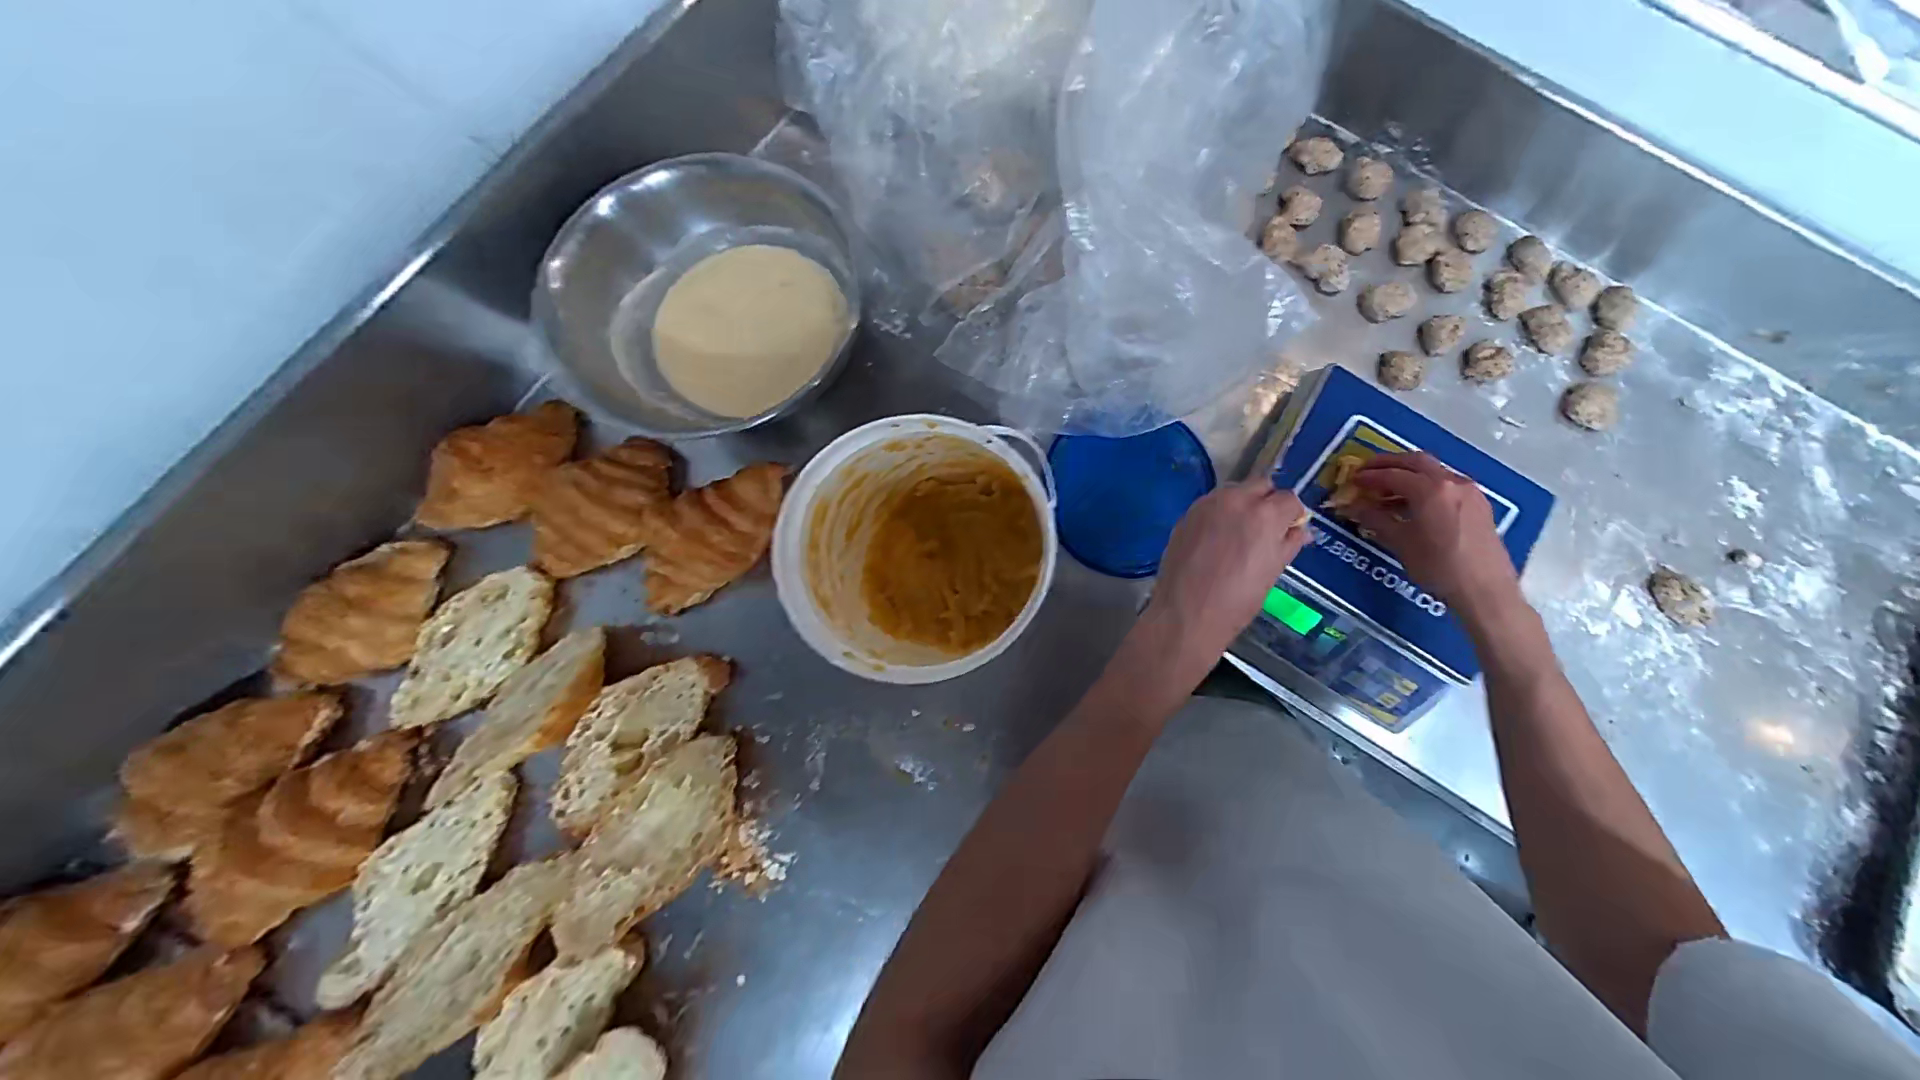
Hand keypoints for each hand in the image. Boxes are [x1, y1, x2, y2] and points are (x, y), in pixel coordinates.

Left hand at [1132, 477, 1310, 687]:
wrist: (1185, 613)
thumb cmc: (1237, 600)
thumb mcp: (1272, 572)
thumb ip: (1288, 543)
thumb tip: (1300, 530)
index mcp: (1264, 514)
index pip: (1290, 499)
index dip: (1292, 515)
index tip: (1288, 530)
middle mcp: (1234, 500)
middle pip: (1261, 486)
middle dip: (1268, 502)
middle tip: (1265, 530)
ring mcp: (1206, 505)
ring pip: (1234, 492)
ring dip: (1242, 505)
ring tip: (1239, 536)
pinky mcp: (1186, 515)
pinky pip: (1210, 505)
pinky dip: (1219, 514)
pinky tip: (1216, 540)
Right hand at [1343, 452, 1520, 615]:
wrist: (1484, 589)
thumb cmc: (1437, 566)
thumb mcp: (1400, 543)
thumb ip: (1375, 519)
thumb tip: (1354, 507)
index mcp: (1431, 489)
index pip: (1393, 474)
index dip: (1369, 476)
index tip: (1352, 480)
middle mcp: (1452, 482)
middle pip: (1416, 462)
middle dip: (1388, 464)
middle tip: (1367, 471)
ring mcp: (1469, 492)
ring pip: (1433, 472)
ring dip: (1407, 475)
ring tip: (1386, 491)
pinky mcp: (1478, 504)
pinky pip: (1446, 485)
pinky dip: (1424, 486)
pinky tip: (1412, 504)